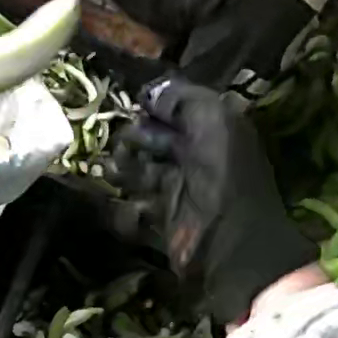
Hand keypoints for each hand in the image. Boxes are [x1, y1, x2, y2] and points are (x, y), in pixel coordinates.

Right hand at [108, 77, 318, 324]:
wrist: (230, 245)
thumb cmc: (224, 179)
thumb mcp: (213, 124)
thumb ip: (183, 101)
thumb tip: (149, 92)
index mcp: (214, 129)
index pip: (178, 107)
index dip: (155, 103)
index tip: (130, 102)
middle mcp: (196, 154)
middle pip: (156, 137)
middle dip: (135, 135)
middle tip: (117, 139)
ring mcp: (179, 187)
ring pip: (143, 167)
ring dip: (123, 165)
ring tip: (107, 166)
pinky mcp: (164, 216)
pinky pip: (137, 200)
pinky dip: (123, 198)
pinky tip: (111, 192)